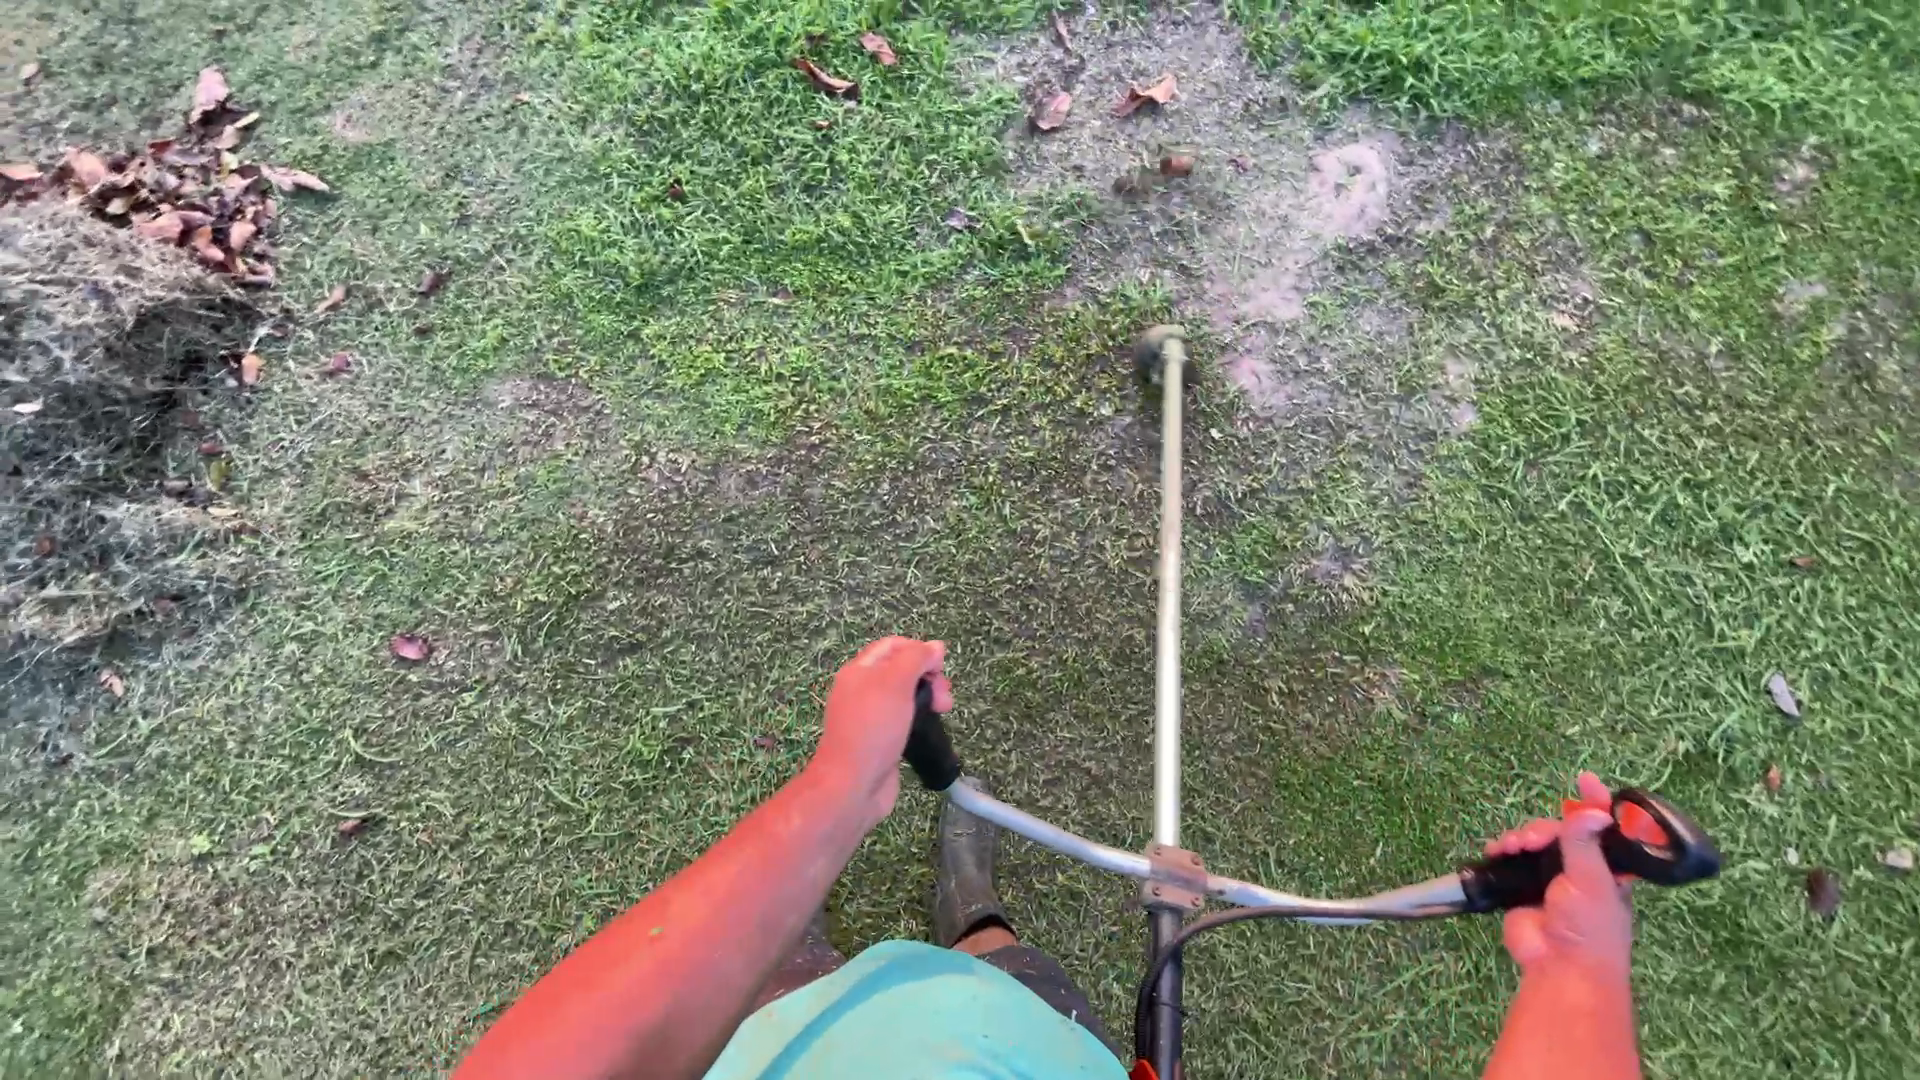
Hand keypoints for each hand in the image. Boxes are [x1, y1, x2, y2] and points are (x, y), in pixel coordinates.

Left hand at [814, 637, 951, 827]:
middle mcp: (863, 689)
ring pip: (905, 695)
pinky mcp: (881, 739)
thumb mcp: (895, 683)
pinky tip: (929, 727)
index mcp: (860, 670)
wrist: (853, 785)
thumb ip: (916, 659)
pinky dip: (920, 718)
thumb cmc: (873, 728)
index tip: (939, 667)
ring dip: (928, 696)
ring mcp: (871, 716)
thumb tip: (936, 646)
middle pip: (902, 669)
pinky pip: (904, 718)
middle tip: (944, 695)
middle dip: (928, 675)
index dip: (919, 649)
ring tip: (944, 710)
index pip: (893, 646)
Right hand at [1488, 771, 1632, 981]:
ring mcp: (1550, 878)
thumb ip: (1586, 843)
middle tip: (1533, 839)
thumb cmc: (1589, 927)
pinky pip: (1510, 858)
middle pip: (1561, 831)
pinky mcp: (1523, 886)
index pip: (1607, 828)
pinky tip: (1496, 851)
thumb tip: (1592, 809)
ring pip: (1533, 841)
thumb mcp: (1592, 882)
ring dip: (1519, 837)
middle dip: (1543, 828)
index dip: (1597, 803)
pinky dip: (1501, 850)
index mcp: (1610, 870)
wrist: (1559, 965)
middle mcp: (1581, 870)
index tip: (1584, 779)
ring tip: (1511, 848)